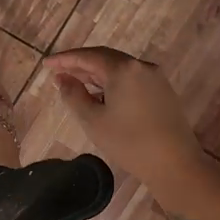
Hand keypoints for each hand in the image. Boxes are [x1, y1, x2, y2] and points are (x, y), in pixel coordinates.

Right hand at [43, 46, 209, 182]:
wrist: (174, 162)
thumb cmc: (128, 142)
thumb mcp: (92, 120)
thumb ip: (73, 95)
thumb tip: (62, 79)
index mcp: (123, 69)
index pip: (88, 56)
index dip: (64, 59)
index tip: (46, 64)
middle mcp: (141, 66)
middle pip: (105, 58)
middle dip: (80, 64)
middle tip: (58, 73)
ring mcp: (155, 78)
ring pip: (119, 69)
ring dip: (95, 74)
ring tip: (75, 84)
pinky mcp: (162, 91)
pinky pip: (130, 79)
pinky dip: (111, 82)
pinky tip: (100, 95)